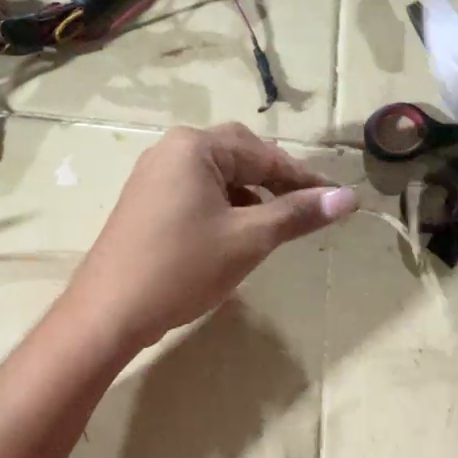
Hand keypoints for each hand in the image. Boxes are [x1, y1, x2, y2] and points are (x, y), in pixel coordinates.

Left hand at [63, 123, 356, 348]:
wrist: (109, 310)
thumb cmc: (182, 269)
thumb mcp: (247, 240)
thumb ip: (296, 215)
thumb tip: (347, 198)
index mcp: (195, 146)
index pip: (264, 155)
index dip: (304, 179)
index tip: (337, 201)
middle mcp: (170, 150)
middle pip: (238, 157)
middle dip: (275, 183)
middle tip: (305, 211)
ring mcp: (152, 177)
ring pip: (216, 178)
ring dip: (249, 198)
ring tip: (273, 230)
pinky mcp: (144, 204)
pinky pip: (194, 195)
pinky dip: (222, 210)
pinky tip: (233, 238)